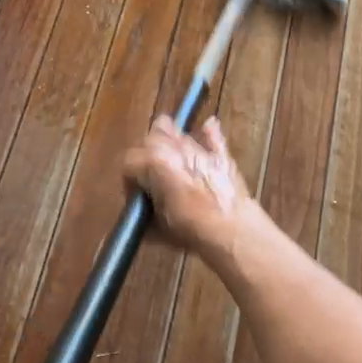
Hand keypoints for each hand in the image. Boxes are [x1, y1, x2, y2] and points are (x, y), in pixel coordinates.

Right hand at [123, 115, 256, 255]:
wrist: (232, 230)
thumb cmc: (190, 230)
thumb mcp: (156, 230)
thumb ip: (142, 215)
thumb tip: (139, 213)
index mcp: (154, 162)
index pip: (128, 161)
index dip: (130, 180)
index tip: (138, 197)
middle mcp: (174, 147)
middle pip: (150, 139)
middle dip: (148, 157)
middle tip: (154, 181)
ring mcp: (199, 147)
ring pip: (177, 132)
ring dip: (172, 146)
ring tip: (176, 168)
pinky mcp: (222, 152)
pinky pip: (211, 134)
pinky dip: (207, 135)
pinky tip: (206, 133)